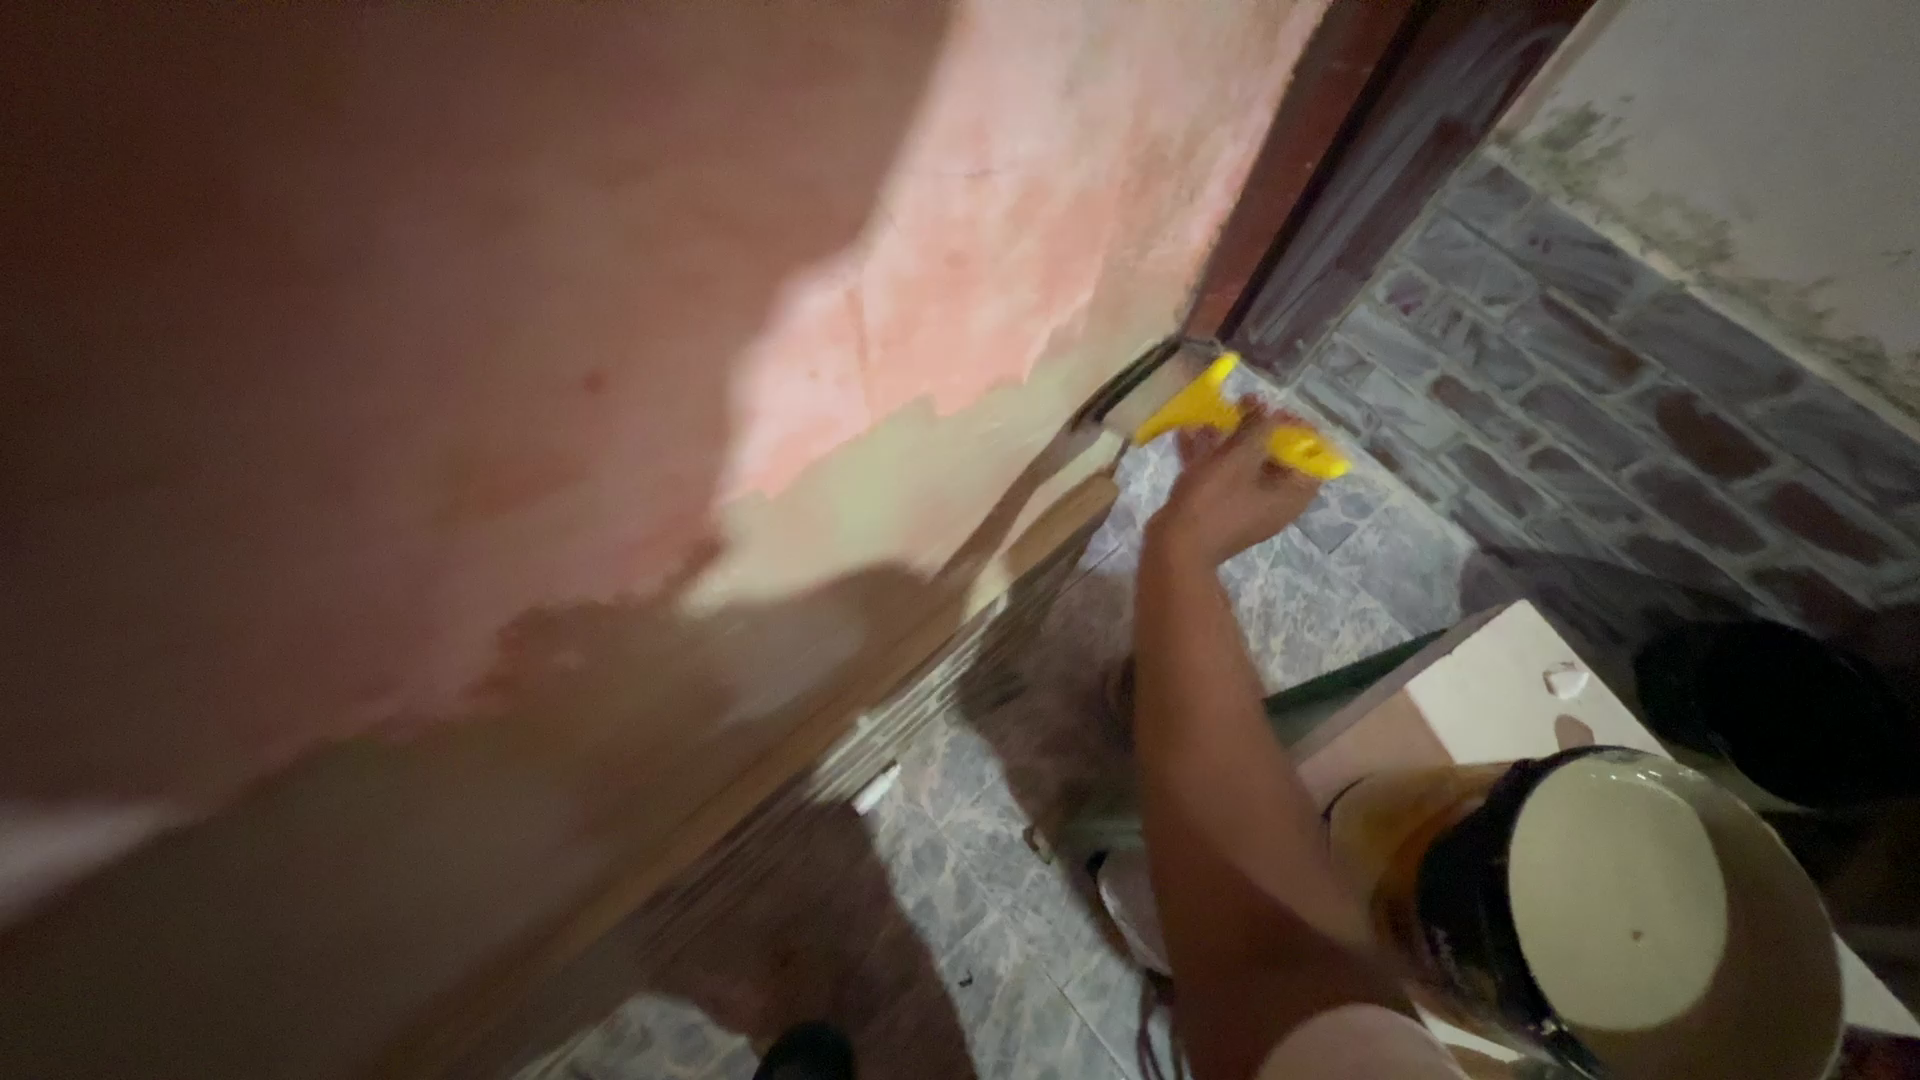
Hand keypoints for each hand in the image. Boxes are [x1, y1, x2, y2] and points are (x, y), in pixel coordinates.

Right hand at [1144, 401, 1322, 567]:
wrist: (1174, 548)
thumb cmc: (1213, 501)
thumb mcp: (1238, 457)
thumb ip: (1256, 426)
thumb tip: (1263, 405)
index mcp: (1291, 494)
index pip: (1311, 455)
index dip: (1296, 429)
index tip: (1273, 411)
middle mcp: (1274, 503)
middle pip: (1275, 459)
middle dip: (1255, 429)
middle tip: (1239, 408)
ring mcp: (1245, 508)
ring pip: (1242, 467)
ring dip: (1226, 441)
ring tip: (1207, 417)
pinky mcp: (1218, 511)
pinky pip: (1220, 479)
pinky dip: (1208, 458)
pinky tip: (1185, 436)